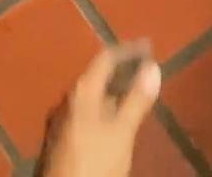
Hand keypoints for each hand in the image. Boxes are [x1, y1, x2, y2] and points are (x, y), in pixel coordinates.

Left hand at [38, 43, 160, 176]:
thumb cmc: (94, 164)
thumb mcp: (122, 132)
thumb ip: (137, 99)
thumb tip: (153, 66)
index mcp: (81, 91)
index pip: (106, 57)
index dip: (129, 50)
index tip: (150, 47)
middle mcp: (66, 100)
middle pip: (96, 76)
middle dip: (122, 70)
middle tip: (145, 69)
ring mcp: (59, 122)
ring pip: (90, 97)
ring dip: (113, 91)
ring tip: (135, 94)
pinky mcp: (58, 142)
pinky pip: (84, 113)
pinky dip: (103, 108)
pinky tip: (115, 122)